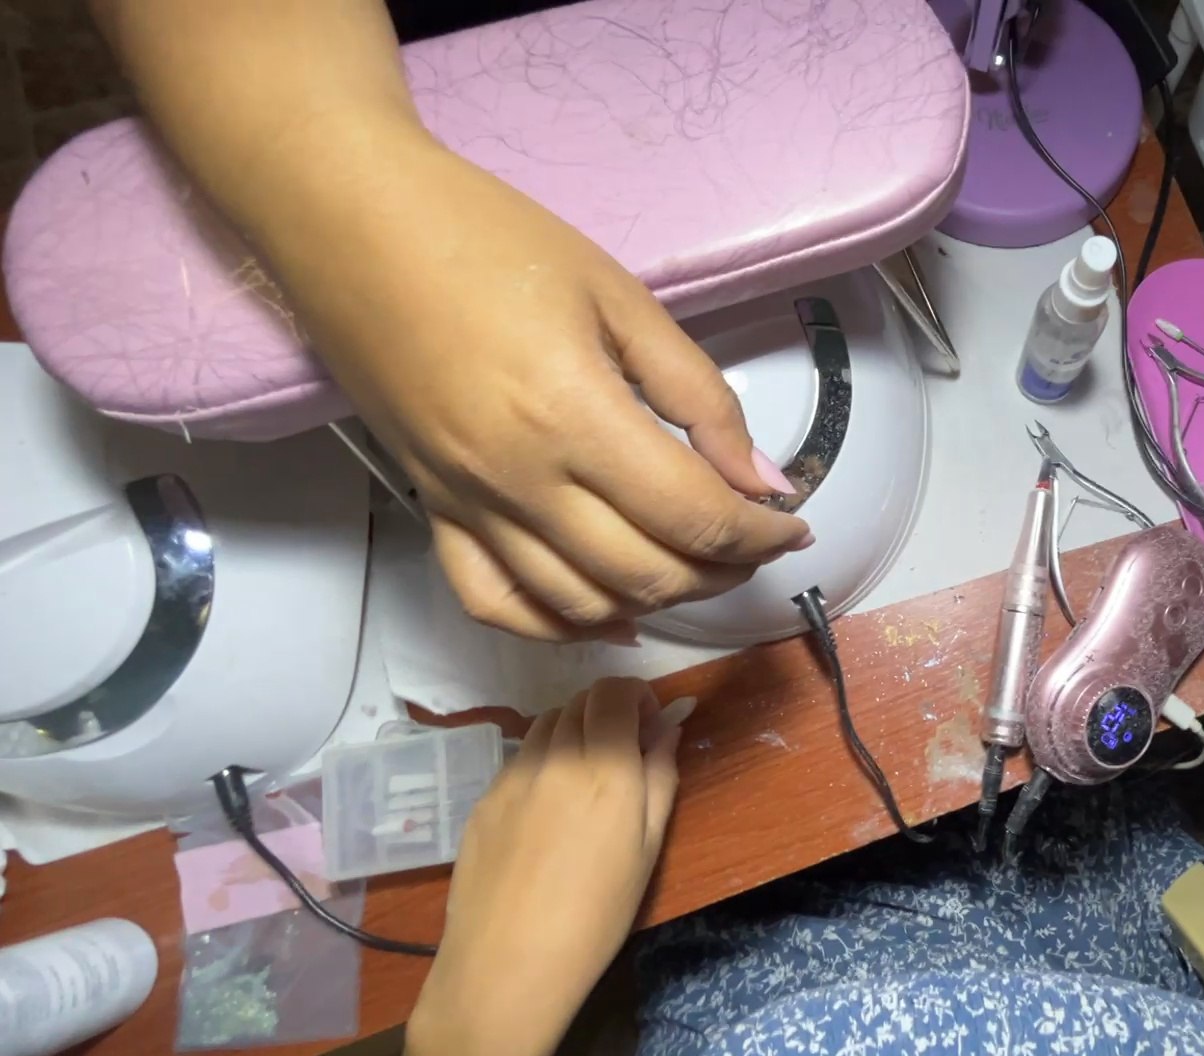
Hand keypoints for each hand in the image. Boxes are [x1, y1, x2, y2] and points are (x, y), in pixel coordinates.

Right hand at [256, 131, 811, 640]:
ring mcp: (468, 506)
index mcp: (576, 419)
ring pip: (585, 604)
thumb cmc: (498, 243)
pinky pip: (496, 603)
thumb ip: (706, 401)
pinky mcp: (431, 510)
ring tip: (705, 569)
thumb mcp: (627, 304)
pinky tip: (613, 618)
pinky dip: (563, 627)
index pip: (697, 517)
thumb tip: (766, 482)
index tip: (795, 527)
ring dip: (663, 602)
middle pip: (650, 574)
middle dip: (726, 571)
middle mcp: (520, 483)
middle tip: (759, 544)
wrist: (346, 217)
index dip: (762, 535)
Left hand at [402, 678, 682, 1055]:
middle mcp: (557, 757)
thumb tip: (668, 726)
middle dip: (609, 710)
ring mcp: (513, 776)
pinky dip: (544, 757)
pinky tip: (549, 804)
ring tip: (585, 774)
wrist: (507, 969)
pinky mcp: (483, 799)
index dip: (636, 695)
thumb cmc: (599, 910)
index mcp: (606, 766)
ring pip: (548, 721)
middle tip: (623, 750)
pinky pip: (520, 756)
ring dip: (575, 729)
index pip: (615, 691)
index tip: (648, 725)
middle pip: (582, 700)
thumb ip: (661, 773)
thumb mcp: (650, 843)